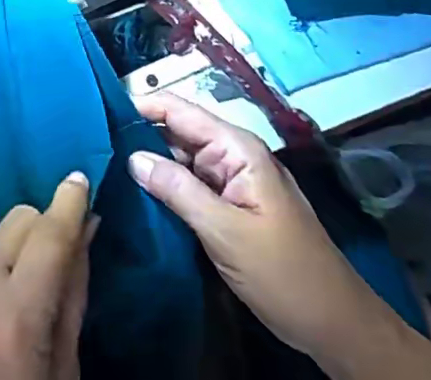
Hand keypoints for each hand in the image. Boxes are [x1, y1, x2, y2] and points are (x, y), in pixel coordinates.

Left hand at [0, 171, 100, 379]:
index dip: (68, 204)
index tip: (80, 179)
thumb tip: (84, 224)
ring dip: (10, 252)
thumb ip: (73, 289)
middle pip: (21, 219)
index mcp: (13, 316)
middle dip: (41, 235)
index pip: (48, 235)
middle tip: (49, 270)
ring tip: (10, 297)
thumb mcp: (62, 366)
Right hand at [128, 93, 430, 378]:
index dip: (143, 106)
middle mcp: (233, 155)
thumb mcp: (226, 232)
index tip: (102, 111)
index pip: (181, 110)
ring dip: (150, 161)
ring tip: (105, 162)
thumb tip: (133, 157)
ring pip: (181, 159)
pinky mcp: (229, 205)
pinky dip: (165, 186)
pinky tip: (136, 192)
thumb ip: (178, 190)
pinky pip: (190, 184)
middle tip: (96, 142)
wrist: (334, 324)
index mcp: (238, 148)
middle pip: (178, 131)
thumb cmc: (284, 273)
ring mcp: (231, 180)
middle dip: (141, 134)